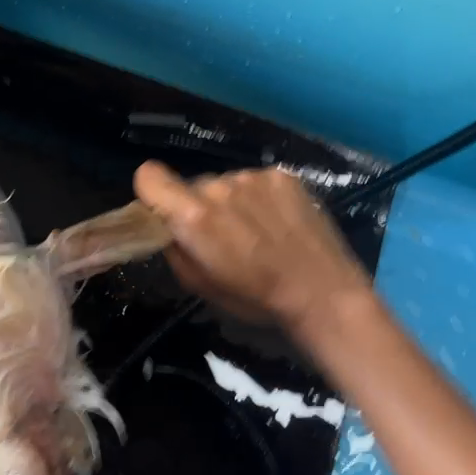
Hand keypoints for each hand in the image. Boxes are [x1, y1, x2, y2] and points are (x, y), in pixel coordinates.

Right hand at [132, 161, 371, 332]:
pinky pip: (255, 181)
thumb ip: (173, 248)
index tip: (167, 213)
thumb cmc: (257, 299)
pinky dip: (260, 198)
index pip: (148, 175)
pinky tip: (279, 222)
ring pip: (225, 184)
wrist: (326, 297)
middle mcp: (218, 187)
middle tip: (225, 236)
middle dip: (200, 205)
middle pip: (192, 185)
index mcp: (193, 215)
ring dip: (233, 202)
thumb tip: (166, 228)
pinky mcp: (282, 175)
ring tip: (259, 231)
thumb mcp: (199, 284)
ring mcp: (252, 177)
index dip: (153, 193)